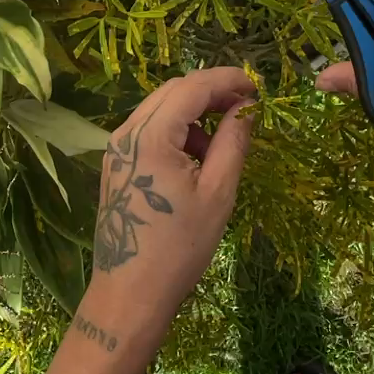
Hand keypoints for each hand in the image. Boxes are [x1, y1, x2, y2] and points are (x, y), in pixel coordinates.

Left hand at [83, 67, 257, 330]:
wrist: (130, 294)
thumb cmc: (179, 248)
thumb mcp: (218, 193)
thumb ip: (233, 141)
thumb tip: (246, 108)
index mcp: (150, 135)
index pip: (192, 86)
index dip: (227, 79)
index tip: (257, 88)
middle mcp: (127, 131)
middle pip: (173, 90)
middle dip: (211, 91)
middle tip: (246, 108)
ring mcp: (117, 146)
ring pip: (161, 107)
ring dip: (194, 111)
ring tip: (223, 140)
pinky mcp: (116, 162)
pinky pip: (150, 128)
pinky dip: (178, 130)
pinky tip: (197, 158)